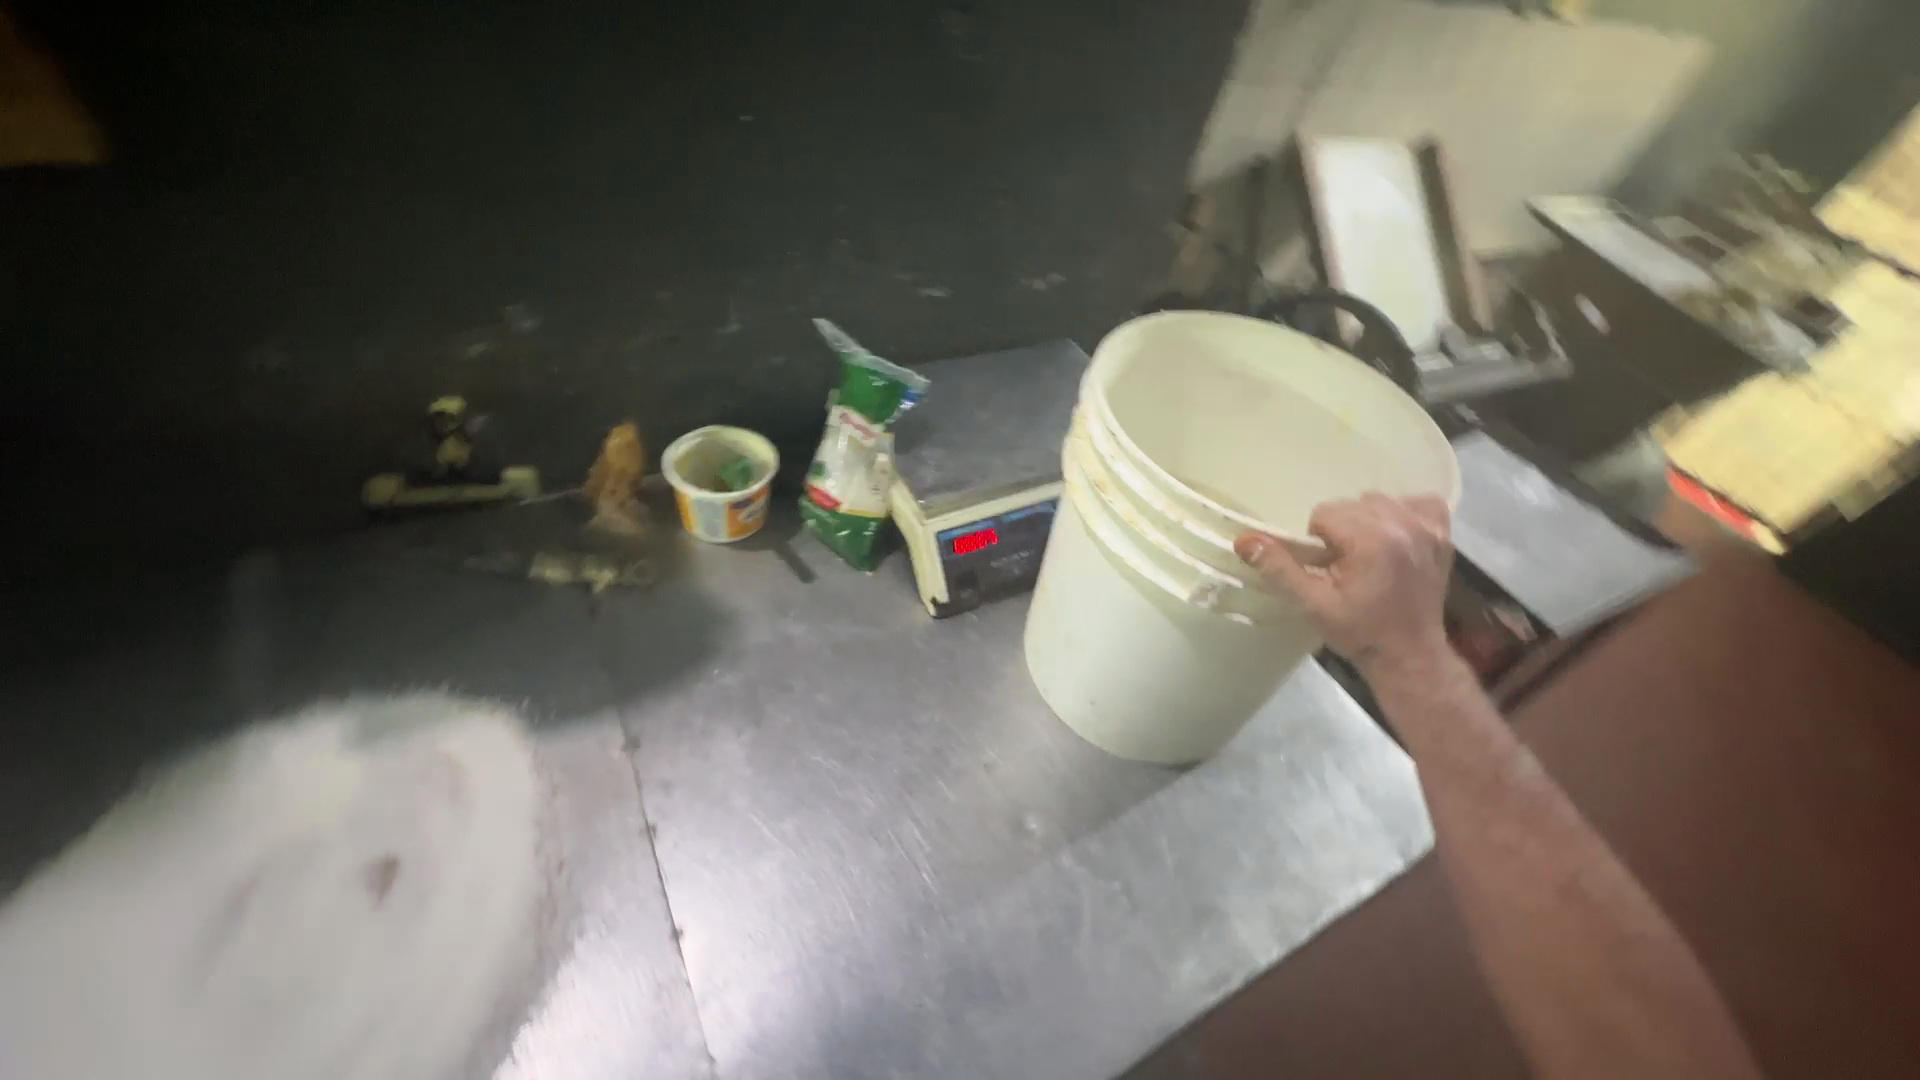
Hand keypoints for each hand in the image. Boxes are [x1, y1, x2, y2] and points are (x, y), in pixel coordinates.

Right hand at [1234, 493, 1453, 677]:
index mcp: (1372, 541)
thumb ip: (1279, 568)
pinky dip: (1403, 513)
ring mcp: (1429, 529)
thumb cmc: (1358, 632)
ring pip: (1380, 500)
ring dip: (1367, 521)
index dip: (1318, 542)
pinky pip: (1419, 502)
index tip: (1327, 568)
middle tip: (1344, 565)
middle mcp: (1404, 526)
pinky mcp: (1443, 535)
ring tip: (1367, 554)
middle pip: (1352, 504)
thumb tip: (1245, 540)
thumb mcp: (1312, 604)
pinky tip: (1394, 537)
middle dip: (1340, 530)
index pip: (1326, 513)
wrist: (1408, 655)